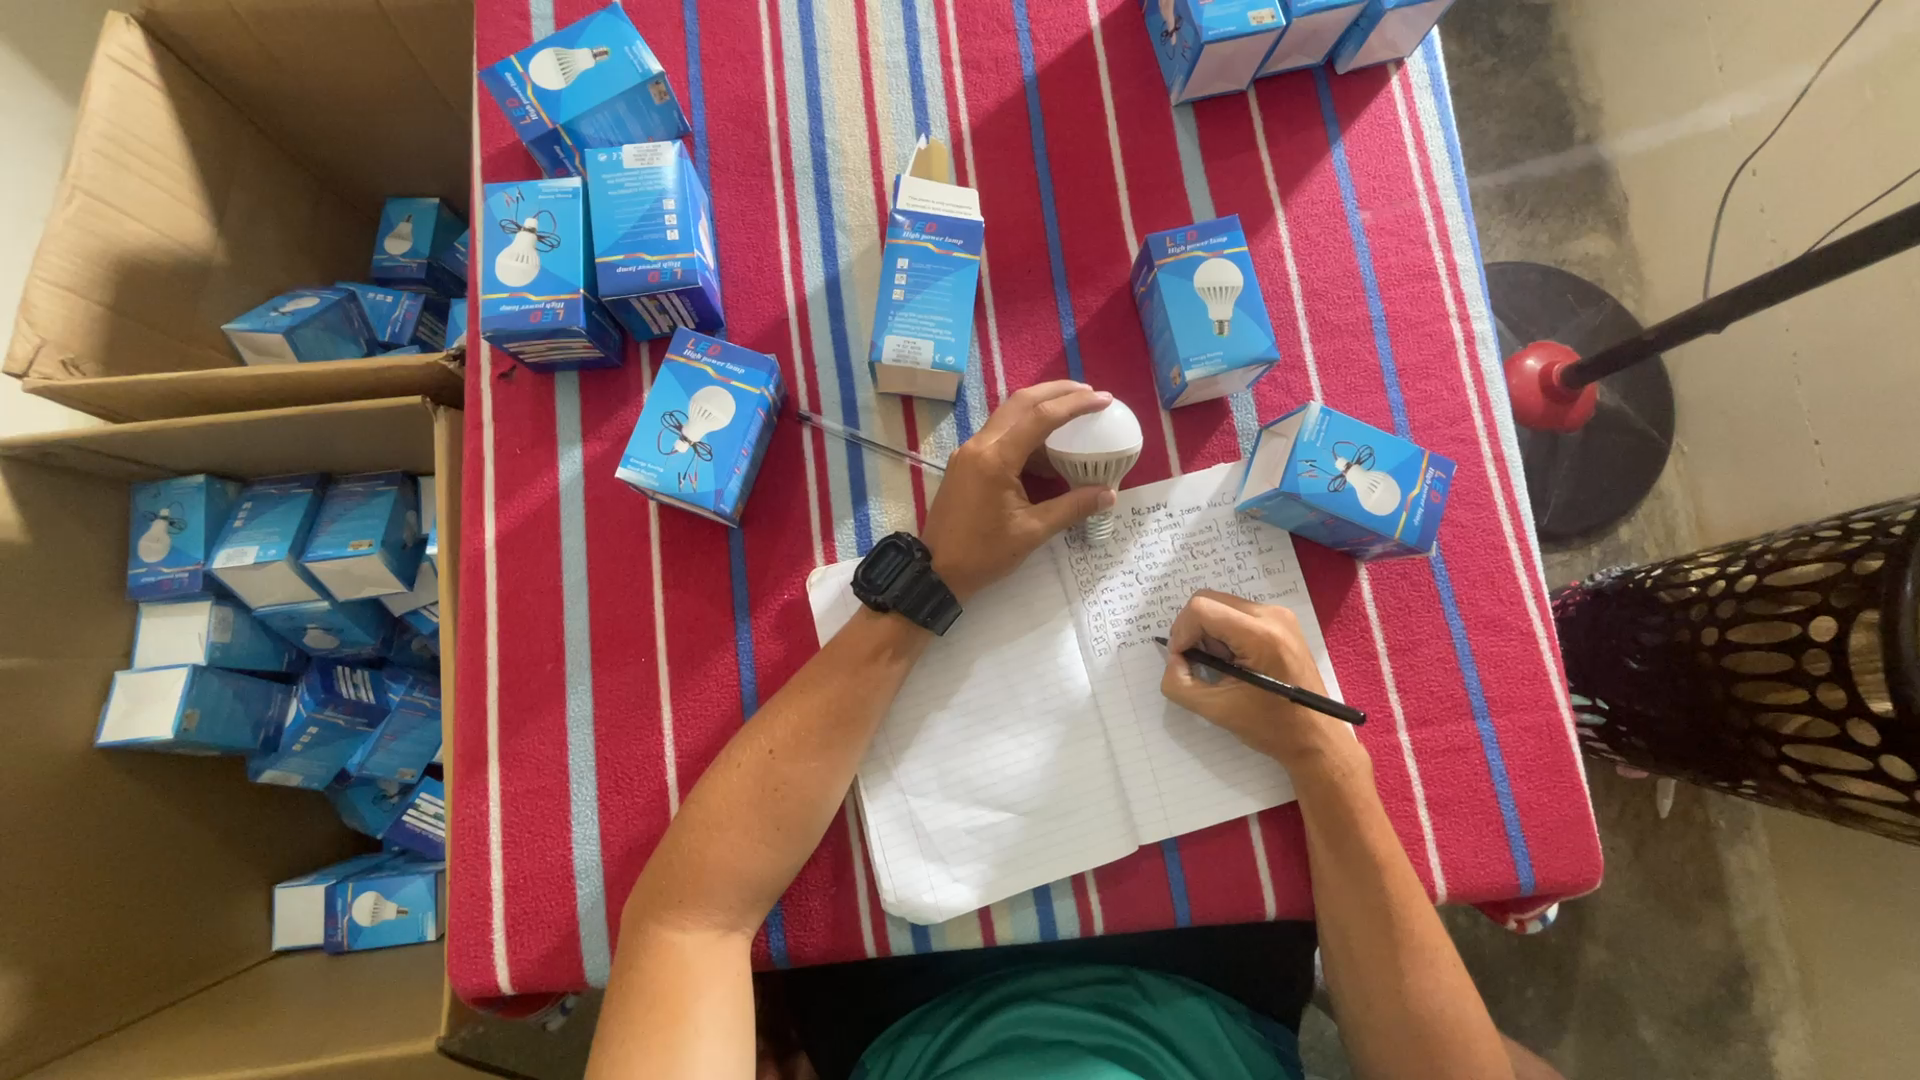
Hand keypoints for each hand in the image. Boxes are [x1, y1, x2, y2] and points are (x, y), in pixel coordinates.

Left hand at [921, 381, 1117, 601]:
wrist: (936, 570)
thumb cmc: (983, 553)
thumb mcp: (1032, 532)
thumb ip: (1072, 507)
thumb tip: (1108, 494)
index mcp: (995, 459)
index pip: (1040, 417)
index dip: (1075, 404)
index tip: (1104, 399)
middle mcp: (978, 445)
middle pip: (1020, 402)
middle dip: (1056, 392)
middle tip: (1089, 393)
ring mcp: (968, 452)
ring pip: (1007, 415)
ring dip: (1039, 407)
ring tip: (1072, 413)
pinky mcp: (965, 462)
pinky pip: (998, 434)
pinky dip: (1024, 430)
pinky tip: (1046, 445)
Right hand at [1159, 590, 1363, 773]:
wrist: (1316, 737)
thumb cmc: (1271, 727)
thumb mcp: (1214, 710)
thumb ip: (1179, 683)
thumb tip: (1173, 659)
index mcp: (1260, 635)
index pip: (1201, 608)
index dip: (1181, 632)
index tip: (1181, 660)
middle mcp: (1272, 615)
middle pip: (1209, 600)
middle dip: (1193, 630)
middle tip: (1199, 663)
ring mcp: (1279, 615)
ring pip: (1221, 605)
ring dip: (1208, 632)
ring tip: (1221, 665)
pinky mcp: (1281, 621)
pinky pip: (1236, 613)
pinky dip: (1223, 632)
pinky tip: (1234, 660)